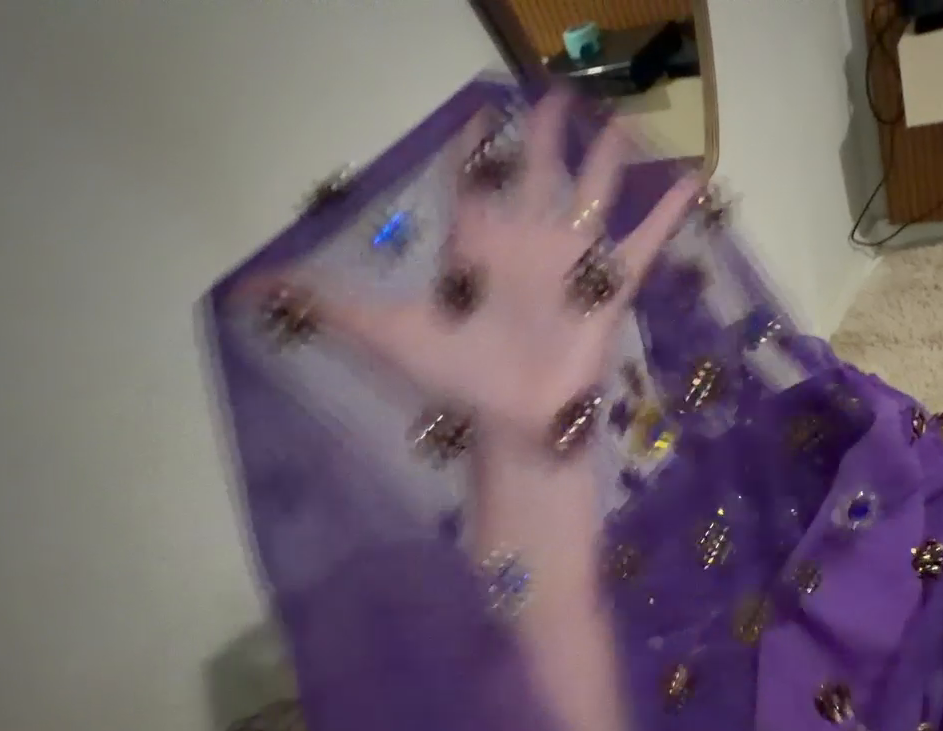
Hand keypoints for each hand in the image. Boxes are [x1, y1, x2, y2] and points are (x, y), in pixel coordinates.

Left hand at [266, 88, 700, 454]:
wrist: (515, 425)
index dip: (479, 146)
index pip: (477, 180)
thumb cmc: (456, 380)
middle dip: (548, 134)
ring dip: (607, 159)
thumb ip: (329, 304)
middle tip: (557, 94)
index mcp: (479, 245)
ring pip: (594, 195)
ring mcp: (572, 265)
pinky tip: (690, 180)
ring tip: (623, 119)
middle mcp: (527, 245)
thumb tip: (252, 287)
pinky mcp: (610, 289)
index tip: (482, 112)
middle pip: (541, 173)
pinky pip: (643, 243)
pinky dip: (666, 215)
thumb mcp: (386, 334)